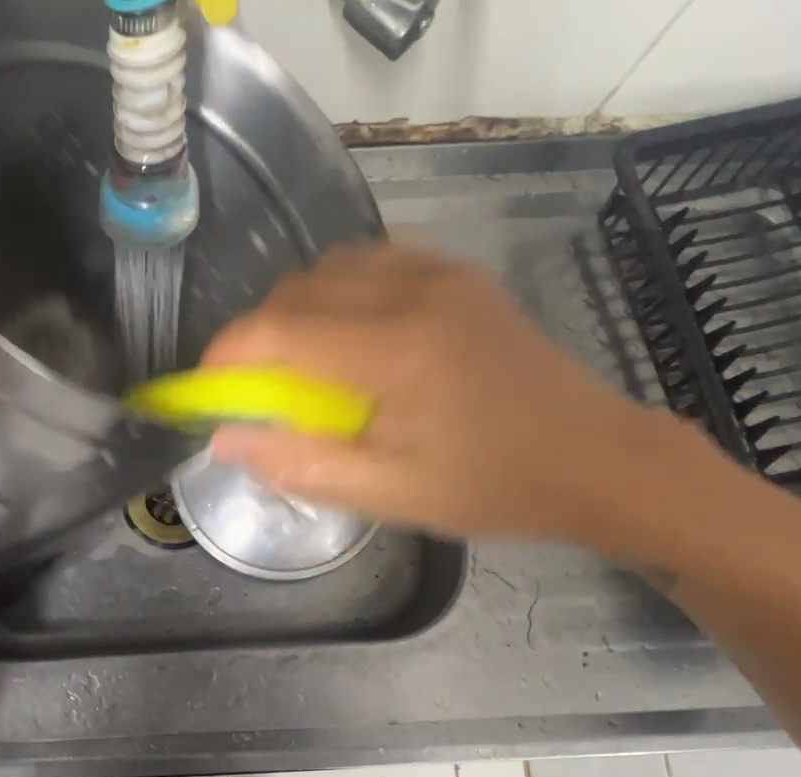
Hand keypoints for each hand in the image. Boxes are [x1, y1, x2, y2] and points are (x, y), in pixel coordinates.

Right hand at [203, 244, 688, 542]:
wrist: (596, 456)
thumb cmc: (491, 486)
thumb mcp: (388, 494)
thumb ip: (299, 463)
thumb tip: (224, 439)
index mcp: (393, 353)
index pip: (276, 332)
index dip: (224, 358)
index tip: (204, 392)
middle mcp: (412, 293)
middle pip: (295, 290)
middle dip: (256, 336)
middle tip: (254, 390)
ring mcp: (440, 275)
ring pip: (330, 266)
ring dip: (295, 309)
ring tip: (299, 363)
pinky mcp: (458, 274)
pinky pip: (373, 259)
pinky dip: (339, 289)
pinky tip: (347, 332)